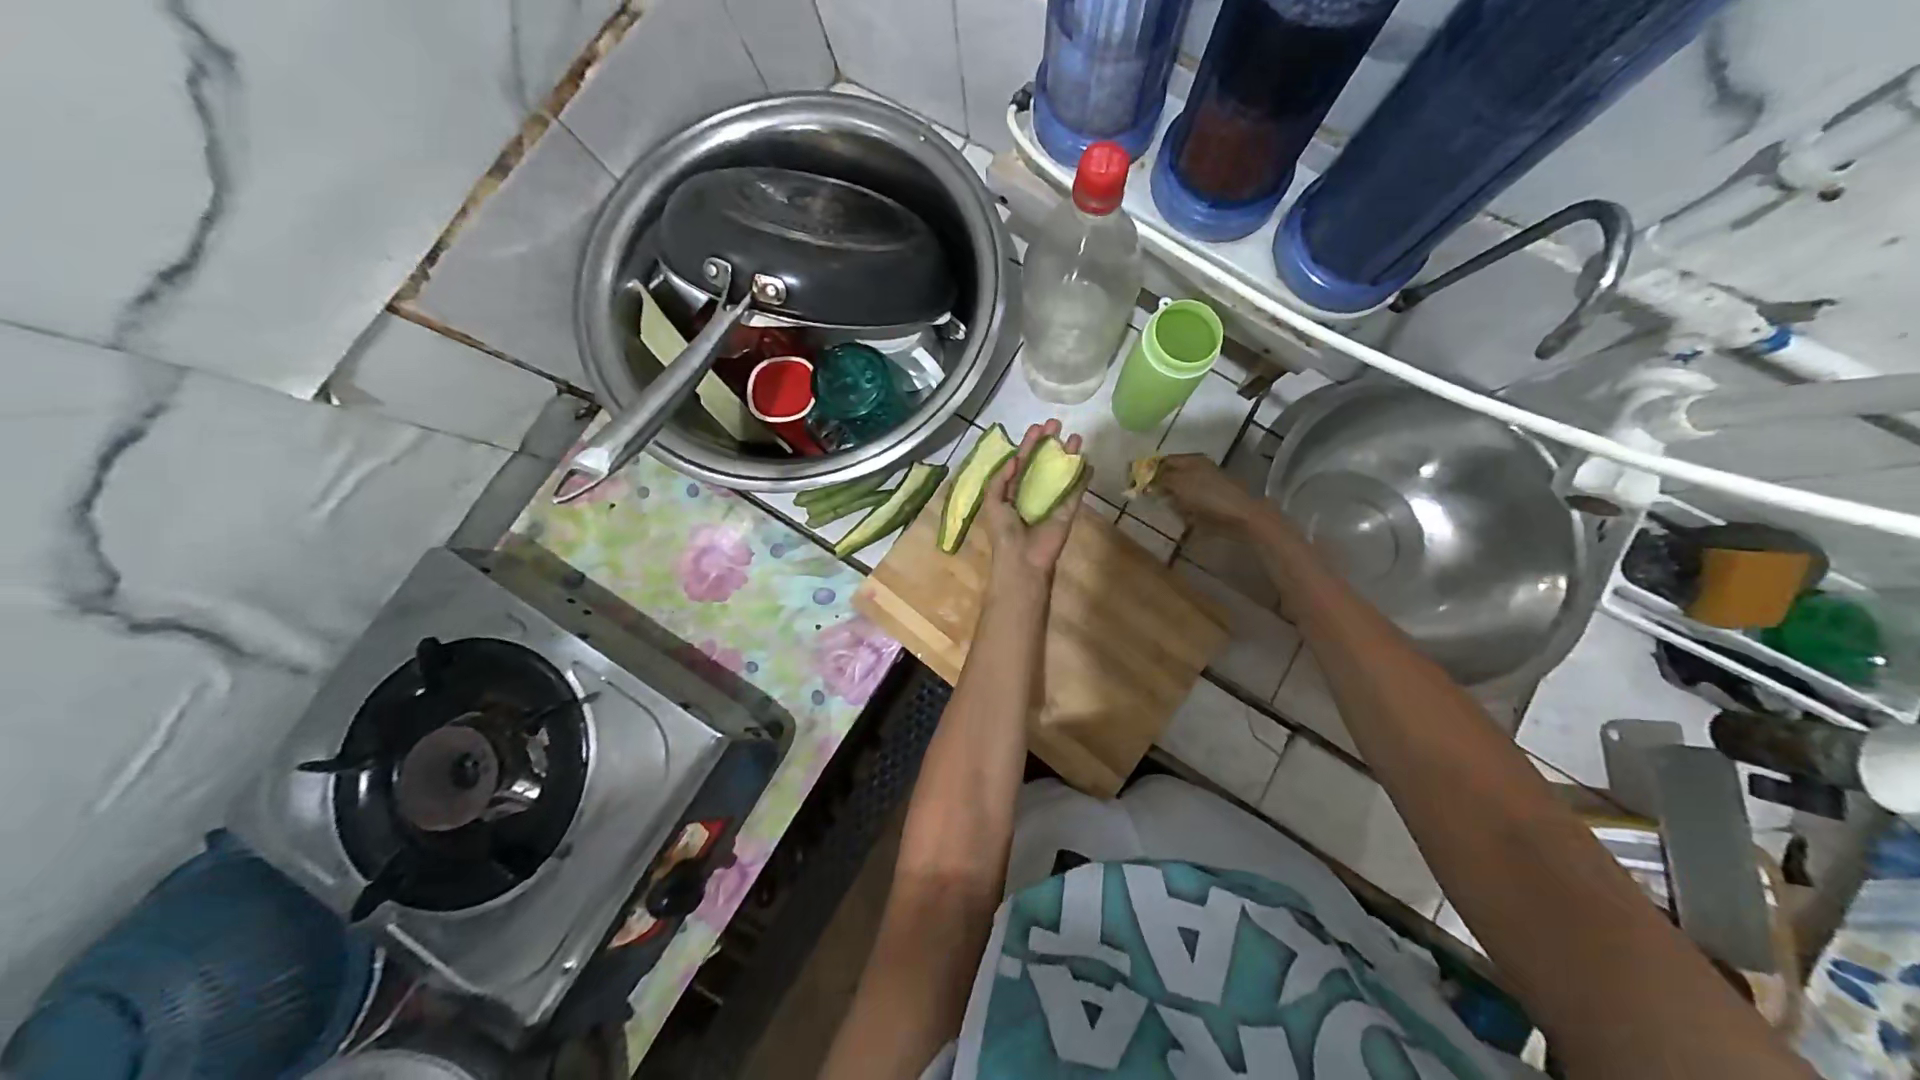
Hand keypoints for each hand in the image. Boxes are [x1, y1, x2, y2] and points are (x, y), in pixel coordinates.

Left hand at [984, 420, 1088, 586]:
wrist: (1023, 559)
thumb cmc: (1003, 531)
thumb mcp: (993, 501)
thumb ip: (1000, 478)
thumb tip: (1015, 458)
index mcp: (1013, 490)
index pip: (1022, 461)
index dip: (1029, 444)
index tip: (1038, 426)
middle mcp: (1033, 491)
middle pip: (1043, 462)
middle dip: (1049, 442)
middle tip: (1057, 422)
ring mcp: (1052, 500)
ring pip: (1061, 471)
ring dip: (1068, 454)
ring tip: (1075, 436)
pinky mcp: (1068, 509)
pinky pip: (1076, 489)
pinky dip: (1082, 476)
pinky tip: (1087, 461)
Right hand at [1149, 454, 1262, 531]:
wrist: (1239, 515)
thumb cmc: (1207, 495)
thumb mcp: (1179, 483)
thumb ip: (1160, 479)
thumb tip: (1145, 480)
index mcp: (1191, 460)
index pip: (1164, 461)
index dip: (1149, 469)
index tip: (1134, 482)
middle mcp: (1197, 470)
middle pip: (1170, 475)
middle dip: (1158, 485)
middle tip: (1145, 496)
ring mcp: (1204, 486)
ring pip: (1178, 491)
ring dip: (1169, 499)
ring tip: (1161, 507)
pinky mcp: (1208, 502)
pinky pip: (1187, 504)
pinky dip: (1180, 509)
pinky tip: (1177, 515)